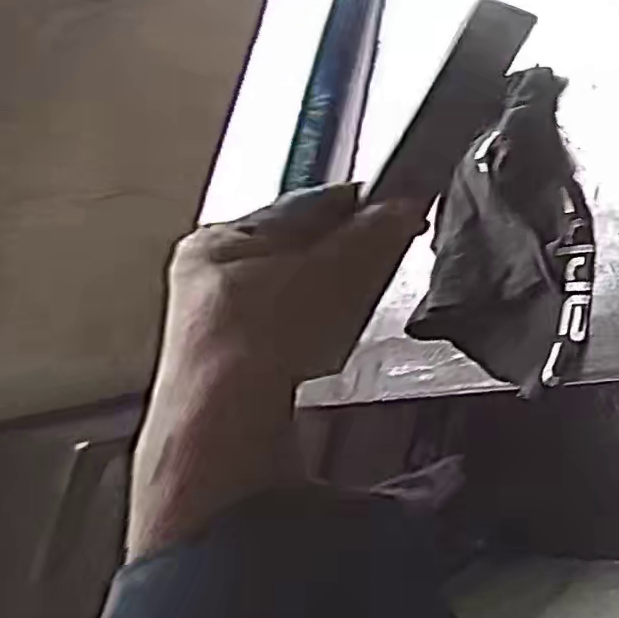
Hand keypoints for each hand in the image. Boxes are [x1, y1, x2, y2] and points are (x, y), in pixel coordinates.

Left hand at [163, 183, 427, 383]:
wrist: (231, 416)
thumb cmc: (271, 332)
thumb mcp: (344, 264)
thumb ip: (380, 226)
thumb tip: (407, 201)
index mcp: (226, 236)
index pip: (315, 202)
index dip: (367, 204)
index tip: (402, 210)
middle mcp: (211, 272)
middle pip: (307, 242)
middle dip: (352, 246)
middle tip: (391, 254)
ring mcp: (215, 316)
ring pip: (299, 280)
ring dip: (337, 282)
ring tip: (365, 298)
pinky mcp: (230, 353)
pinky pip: (289, 317)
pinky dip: (319, 317)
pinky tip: (334, 332)